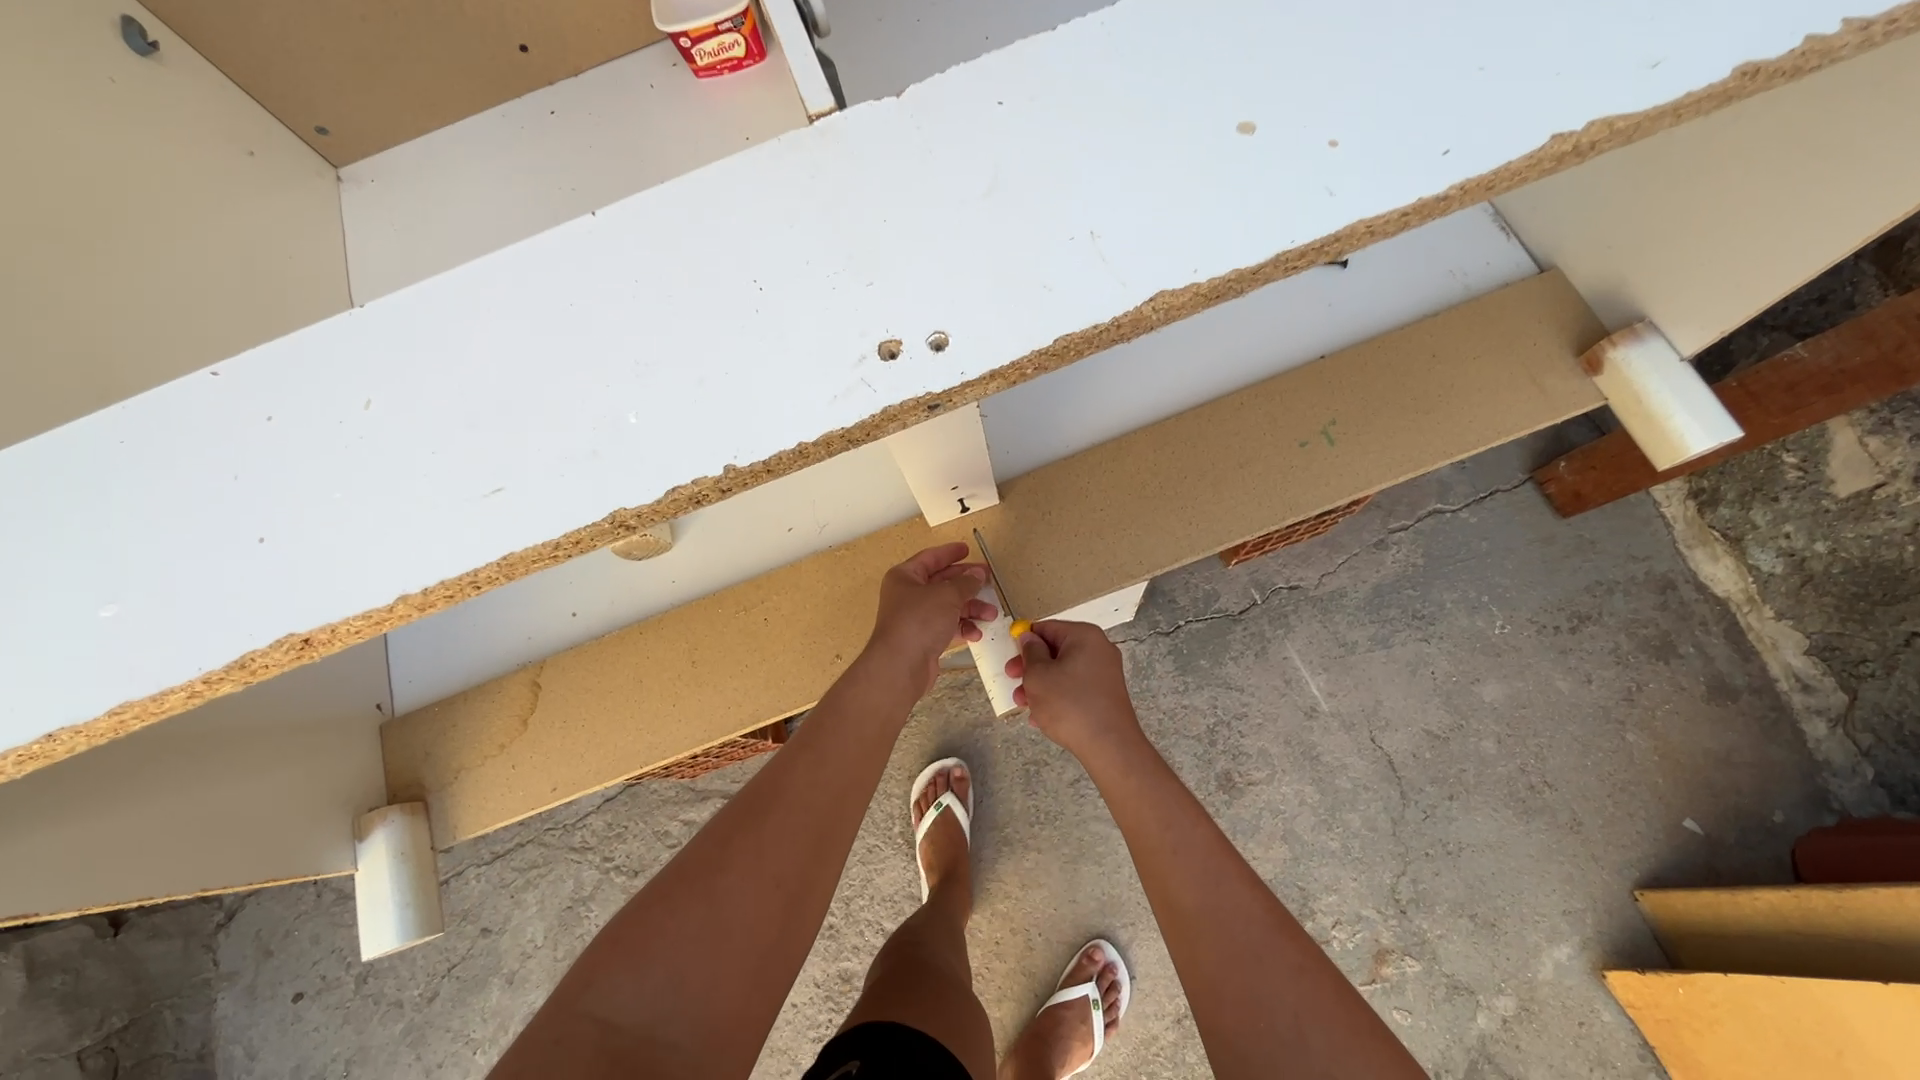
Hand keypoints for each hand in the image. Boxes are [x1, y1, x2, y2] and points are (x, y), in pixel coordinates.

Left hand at [864, 543, 996, 693]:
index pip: (930, 558)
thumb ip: (965, 583)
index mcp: (905, 577)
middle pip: (942, 583)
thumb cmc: (919, 621)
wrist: (901, 665)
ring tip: (991, 613)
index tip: (967, 549)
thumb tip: (977, 574)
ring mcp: (915, 619)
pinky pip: (947, 627)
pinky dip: (962, 628)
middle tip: (988, 580)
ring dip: (970, 609)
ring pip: (948, 607)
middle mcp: (908, 595)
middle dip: (967, 584)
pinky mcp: (923, 639)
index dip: (950, 553)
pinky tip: (975, 633)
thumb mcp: (947, 595)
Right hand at [1006, 620, 1142, 757]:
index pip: (1047, 628)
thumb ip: (1030, 652)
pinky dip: (1057, 698)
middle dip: (1030, 668)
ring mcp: (1105, 673)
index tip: (1010, 657)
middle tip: (1011, 681)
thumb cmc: (1068, 704)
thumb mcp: (1038, 675)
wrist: (1109, 745)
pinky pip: (1075, 689)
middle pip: (1055, 651)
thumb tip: (1029, 638)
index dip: (1024, 641)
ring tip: (1023, 706)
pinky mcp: (1106, 695)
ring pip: (1063, 672)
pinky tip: (1041, 718)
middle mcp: (1099, 649)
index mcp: (1084, 636)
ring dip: (1040, 686)